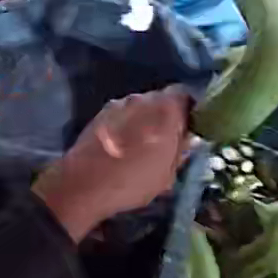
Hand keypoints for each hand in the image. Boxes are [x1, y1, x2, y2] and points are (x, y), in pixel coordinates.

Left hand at [32, 85, 193, 241]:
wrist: (85, 183)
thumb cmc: (134, 180)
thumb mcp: (169, 172)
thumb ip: (181, 148)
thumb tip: (187, 136)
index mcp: (164, 109)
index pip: (184, 94)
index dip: (190, 109)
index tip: (192, 126)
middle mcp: (140, 98)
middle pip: (160, 98)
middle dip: (167, 114)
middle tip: (170, 137)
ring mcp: (117, 103)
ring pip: (140, 106)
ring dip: (146, 119)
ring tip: (146, 143)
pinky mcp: (100, 112)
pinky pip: (123, 113)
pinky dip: (128, 123)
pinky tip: (125, 144)